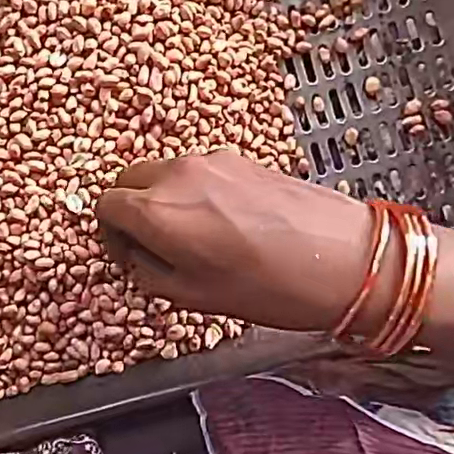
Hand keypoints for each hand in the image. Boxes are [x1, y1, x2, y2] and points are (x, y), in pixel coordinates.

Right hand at [94, 151, 376, 331]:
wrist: (348, 258)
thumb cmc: (269, 287)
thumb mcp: (192, 297)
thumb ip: (147, 271)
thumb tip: (136, 254)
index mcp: (157, 212)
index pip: (105, 204)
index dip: (109, 233)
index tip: (129, 253)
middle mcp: (176, 175)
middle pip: (128, 179)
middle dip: (129, 208)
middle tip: (151, 240)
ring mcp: (210, 160)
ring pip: (162, 172)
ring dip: (161, 197)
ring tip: (194, 233)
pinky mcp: (239, 156)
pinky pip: (196, 169)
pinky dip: (192, 189)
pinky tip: (223, 219)